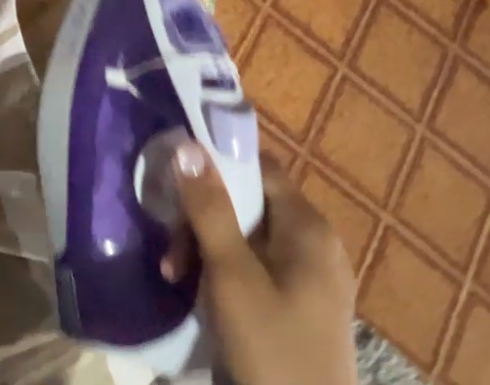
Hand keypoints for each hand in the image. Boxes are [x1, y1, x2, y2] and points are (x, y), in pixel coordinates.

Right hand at [163, 143, 357, 384]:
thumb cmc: (270, 345)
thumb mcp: (230, 274)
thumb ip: (210, 208)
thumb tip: (188, 144)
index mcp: (309, 227)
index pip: (259, 166)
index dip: (216, 166)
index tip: (174, 183)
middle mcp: (318, 243)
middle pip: (250, 203)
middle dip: (203, 219)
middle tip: (171, 252)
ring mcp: (314, 277)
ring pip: (249, 237)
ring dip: (207, 248)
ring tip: (176, 277)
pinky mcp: (304, 306)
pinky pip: (258, 266)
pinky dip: (226, 271)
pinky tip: (202, 295)